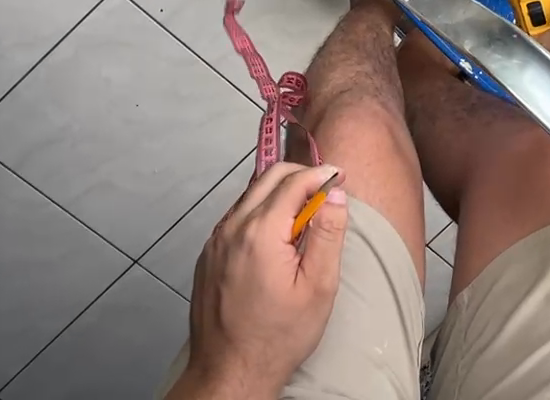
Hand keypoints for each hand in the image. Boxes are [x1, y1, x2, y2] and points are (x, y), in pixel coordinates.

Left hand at [173, 163, 348, 399]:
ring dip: (280, 192)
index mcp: (261, 232)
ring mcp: (216, 240)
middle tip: (325, 191)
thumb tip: (335, 193)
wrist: (228, 375)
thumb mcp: (318, 287)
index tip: (342, 177)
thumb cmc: (279, 336)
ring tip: (304, 215)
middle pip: (270, 176)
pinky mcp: (208, 255)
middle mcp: (233, 227)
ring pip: (251, 193)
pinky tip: (277, 236)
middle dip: (301, 175)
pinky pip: (238, 215)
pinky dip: (261, 210)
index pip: (294, 180)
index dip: (322, 174)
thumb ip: (328, 234)